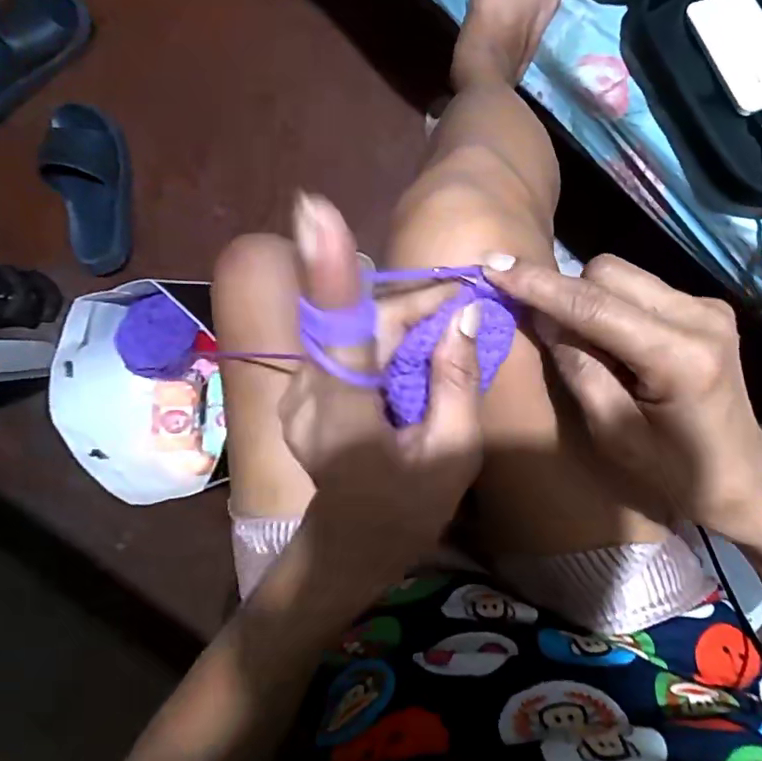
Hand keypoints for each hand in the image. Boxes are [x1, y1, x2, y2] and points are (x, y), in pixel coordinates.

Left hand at [279, 194, 483, 577]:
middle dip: (413, 305)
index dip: (331, 271)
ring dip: (399, 319)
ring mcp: (297, 395)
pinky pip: (344, 346)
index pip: (340, 335)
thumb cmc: (407, 512)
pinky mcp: (301, 393)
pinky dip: (381, 336)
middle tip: (462, 301)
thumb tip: (464, 317)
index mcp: (344, 419)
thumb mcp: (453, 454)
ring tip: (446, 319)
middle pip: (358, 324)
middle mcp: (308, 398)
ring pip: (351, 331)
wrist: (350, 548)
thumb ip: (457, 381)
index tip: (314, 212)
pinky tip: (413, 343)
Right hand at [484, 252, 761, 547]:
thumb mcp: (612, 431)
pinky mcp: (707, 307)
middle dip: (568, 294)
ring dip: (590, 300)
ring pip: (622, 274)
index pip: (595, 306)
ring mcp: (708, 307)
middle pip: (608, 272)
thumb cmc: (676, 473)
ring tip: (591, 348)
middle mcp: (700, 316)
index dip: (541, 286)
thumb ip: (577, 366)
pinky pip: (640, 287)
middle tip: (553, 337)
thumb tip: (543, 316)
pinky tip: (617, 344)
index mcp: (680, 356)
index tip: (495, 266)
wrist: (743, 478)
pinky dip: (613, 306)